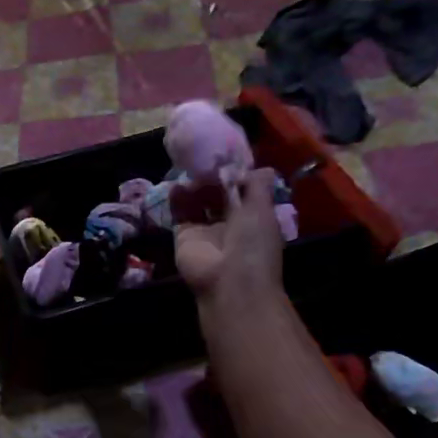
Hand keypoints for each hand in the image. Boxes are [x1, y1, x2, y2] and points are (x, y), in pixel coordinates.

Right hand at [174, 167, 285, 301]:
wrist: (228, 282)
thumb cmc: (252, 243)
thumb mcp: (262, 208)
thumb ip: (257, 184)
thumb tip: (250, 167)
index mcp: (254, 216)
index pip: (243, 190)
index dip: (235, 173)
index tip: (225, 156)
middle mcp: (230, 223)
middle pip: (218, 194)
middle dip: (212, 177)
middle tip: (203, 157)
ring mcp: (206, 231)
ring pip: (198, 203)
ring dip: (194, 186)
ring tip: (188, 167)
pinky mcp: (184, 237)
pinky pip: (180, 214)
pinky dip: (177, 200)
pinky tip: (175, 185)